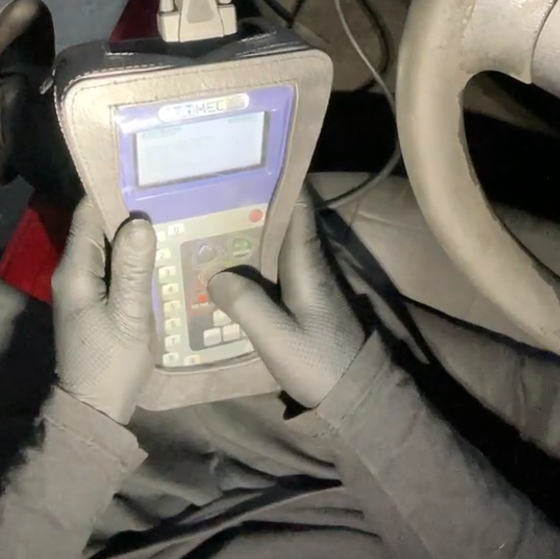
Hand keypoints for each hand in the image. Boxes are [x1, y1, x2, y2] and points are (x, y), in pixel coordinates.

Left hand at [51, 198, 156, 423]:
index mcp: (74, 270)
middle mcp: (73, 272)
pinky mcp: (96, 299)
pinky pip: (114, 264)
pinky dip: (134, 254)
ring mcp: (84, 286)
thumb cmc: (110, 364)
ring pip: (108, 245)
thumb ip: (132, 269)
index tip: (145, 172)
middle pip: (98, 226)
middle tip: (168, 188)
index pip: (88, 214)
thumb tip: (139, 221)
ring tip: (172, 210)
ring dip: (134, 231)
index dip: (112, 191)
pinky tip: (162, 248)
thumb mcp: (128, 316)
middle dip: (129, 208)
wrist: (95, 412)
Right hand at [208, 197, 365, 408]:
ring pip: (270, 244)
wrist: (355, 396)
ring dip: (244, 233)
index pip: (296, 206)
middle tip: (207, 193)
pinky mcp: (299, 299)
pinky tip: (220, 267)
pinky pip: (268, 268)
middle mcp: (306, 263)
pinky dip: (247, 260)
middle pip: (277, 221)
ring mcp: (303, 281)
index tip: (247, 162)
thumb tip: (213, 276)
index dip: (277, 180)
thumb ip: (245, 304)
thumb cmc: (319, 362)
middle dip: (247, 205)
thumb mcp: (276, 337)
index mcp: (305, 261)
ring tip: (204, 223)